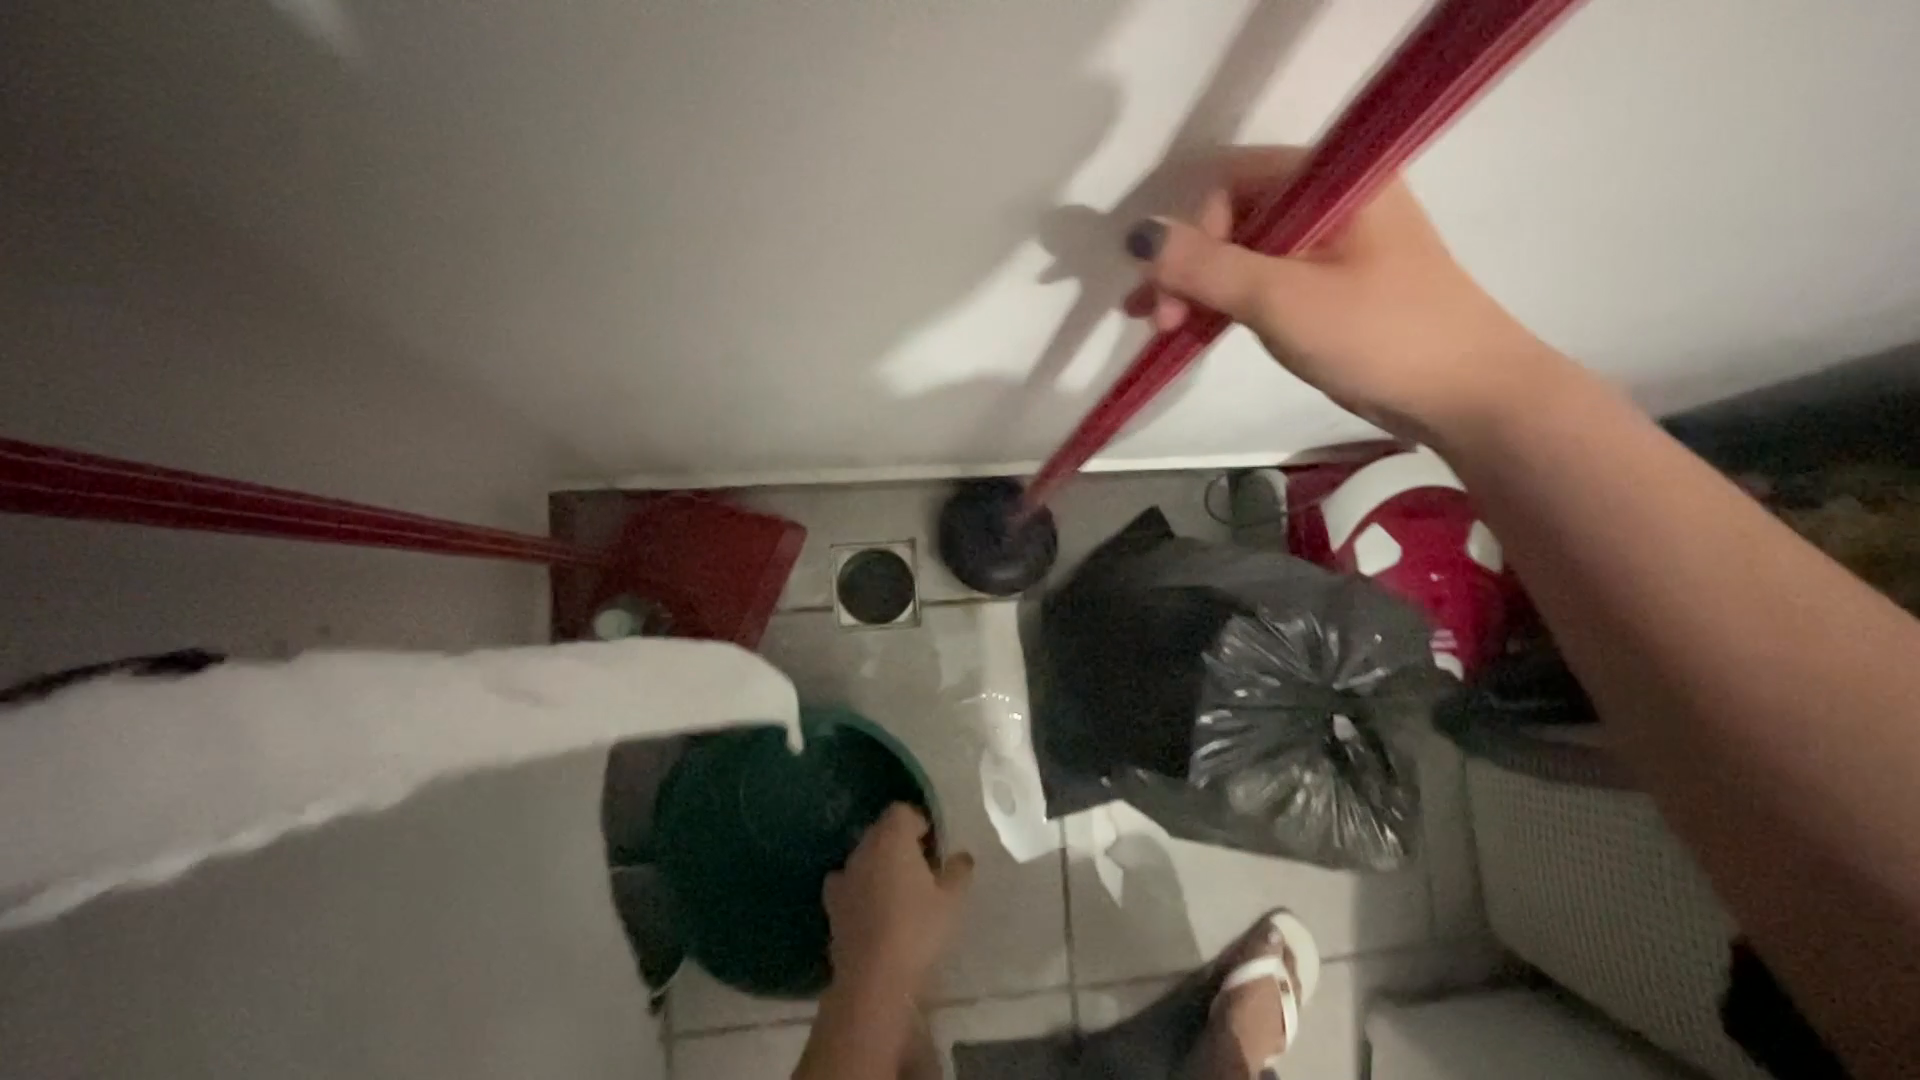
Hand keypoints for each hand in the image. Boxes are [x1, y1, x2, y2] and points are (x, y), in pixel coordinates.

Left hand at [823, 804, 972, 995]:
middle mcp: (863, 849)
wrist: (874, 978)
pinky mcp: (832, 904)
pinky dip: (861, 889)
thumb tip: (961, 856)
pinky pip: (849, 884)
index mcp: (892, 838)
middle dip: (901, 843)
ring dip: (880, 866)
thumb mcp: (952, 900)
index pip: (903, 811)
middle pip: (882, 831)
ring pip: (865, 857)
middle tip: (924, 869)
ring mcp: (843, 876)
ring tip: (901, 893)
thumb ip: (958, 871)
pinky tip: (875, 911)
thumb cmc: (919, 930)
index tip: (935, 847)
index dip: (920, 823)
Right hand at [1123, 145, 1565, 439]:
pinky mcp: (1333, 285)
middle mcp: (1334, 198)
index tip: (1169, 289)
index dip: (1192, 231)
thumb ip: (1206, 266)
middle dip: (1188, 266)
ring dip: (1200, 288)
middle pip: (1236, 217)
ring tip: (1162, 330)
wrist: (1463, 395)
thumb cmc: (1377, 335)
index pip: (1235, 180)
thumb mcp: (1281, 299)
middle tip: (1156, 320)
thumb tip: (1139, 235)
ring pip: (1246, 253)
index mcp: (1336, 178)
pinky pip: (1266, 280)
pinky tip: (1197, 328)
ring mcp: (1334, 244)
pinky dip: (1228, 302)